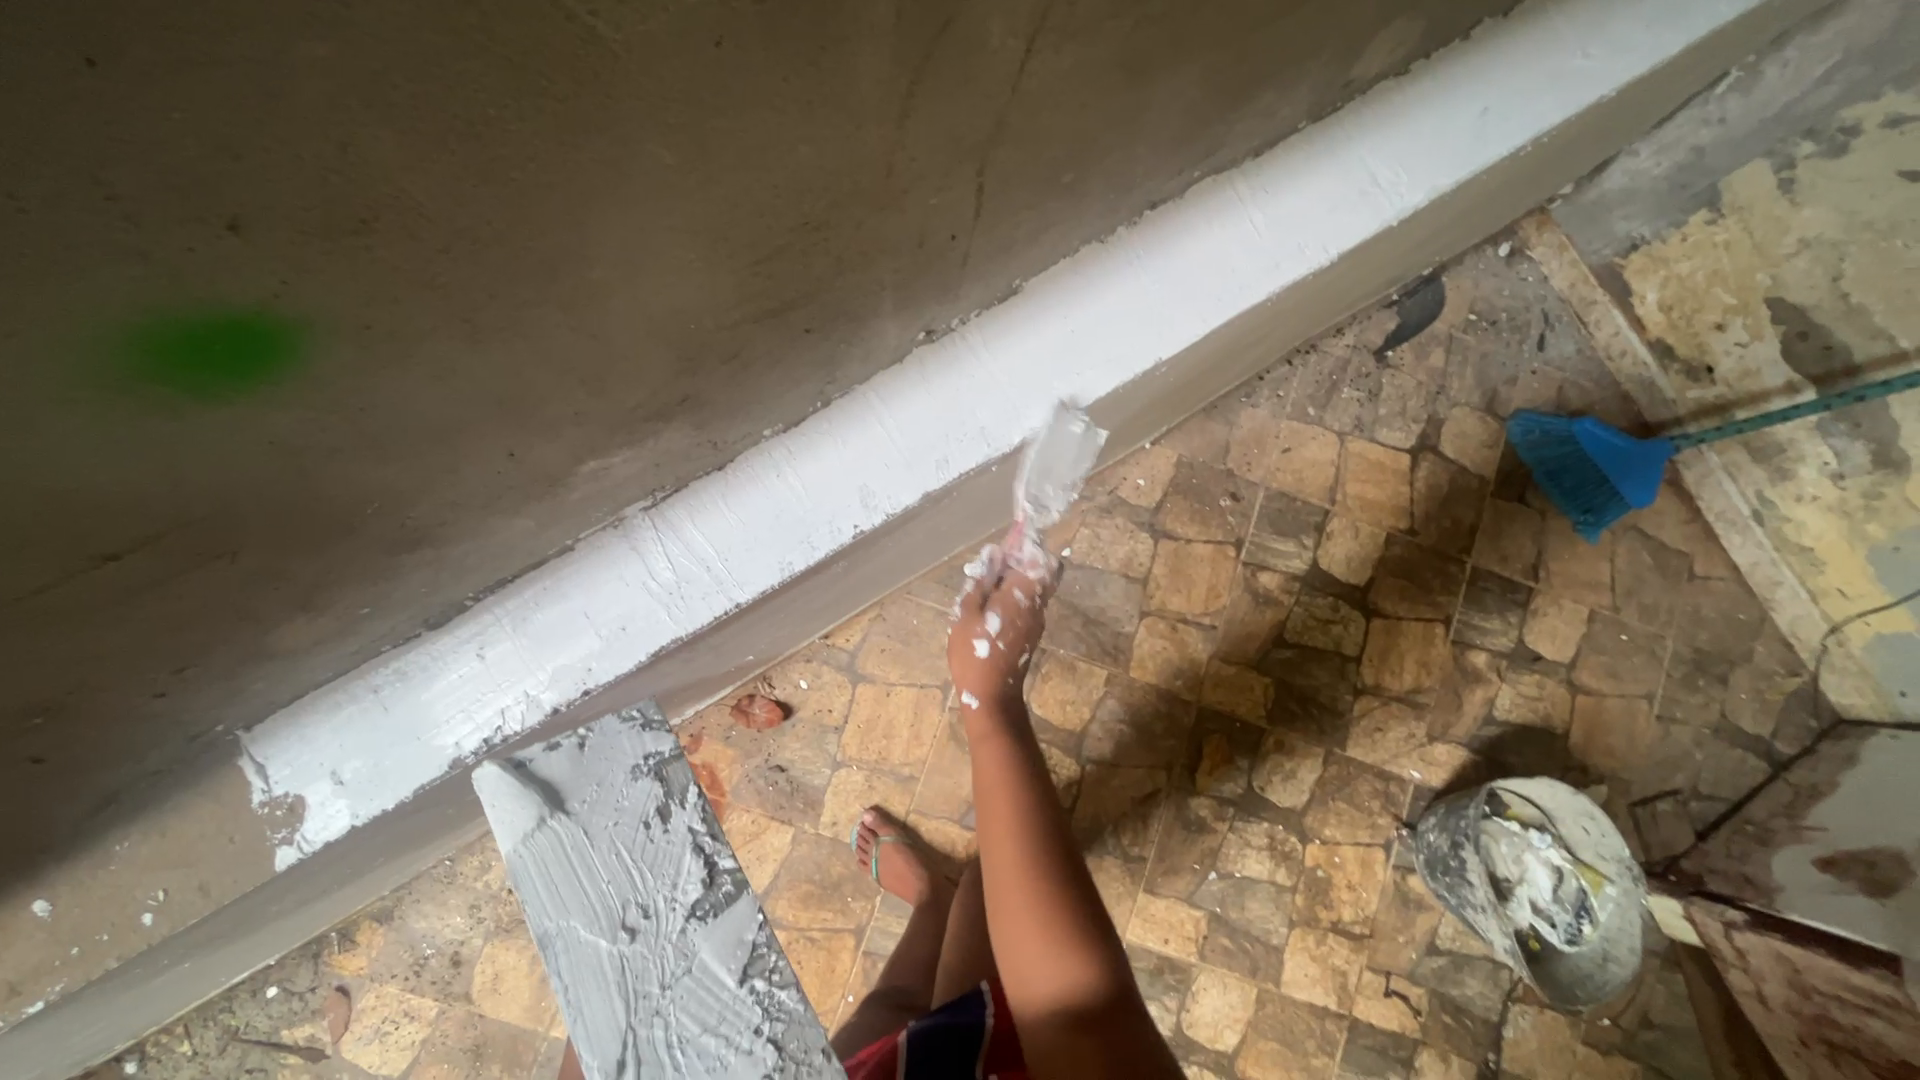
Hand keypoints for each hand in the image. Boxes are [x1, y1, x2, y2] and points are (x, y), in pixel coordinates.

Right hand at [948, 537, 1053, 715]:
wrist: (991, 695)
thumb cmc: (974, 653)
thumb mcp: (966, 612)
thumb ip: (981, 580)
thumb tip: (993, 554)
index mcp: (1022, 593)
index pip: (1041, 558)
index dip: (1029, 542)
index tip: (1014, 531)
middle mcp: (1036, 603)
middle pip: (1044, 570)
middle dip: (1025, 558)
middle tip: (997, 558)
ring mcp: (1036, 620)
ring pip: (1035, 586)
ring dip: (1018, 576)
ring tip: (988, 579)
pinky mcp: (1031, 632)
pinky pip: (1028, 602)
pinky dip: (1015, 593)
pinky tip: (990, 600)